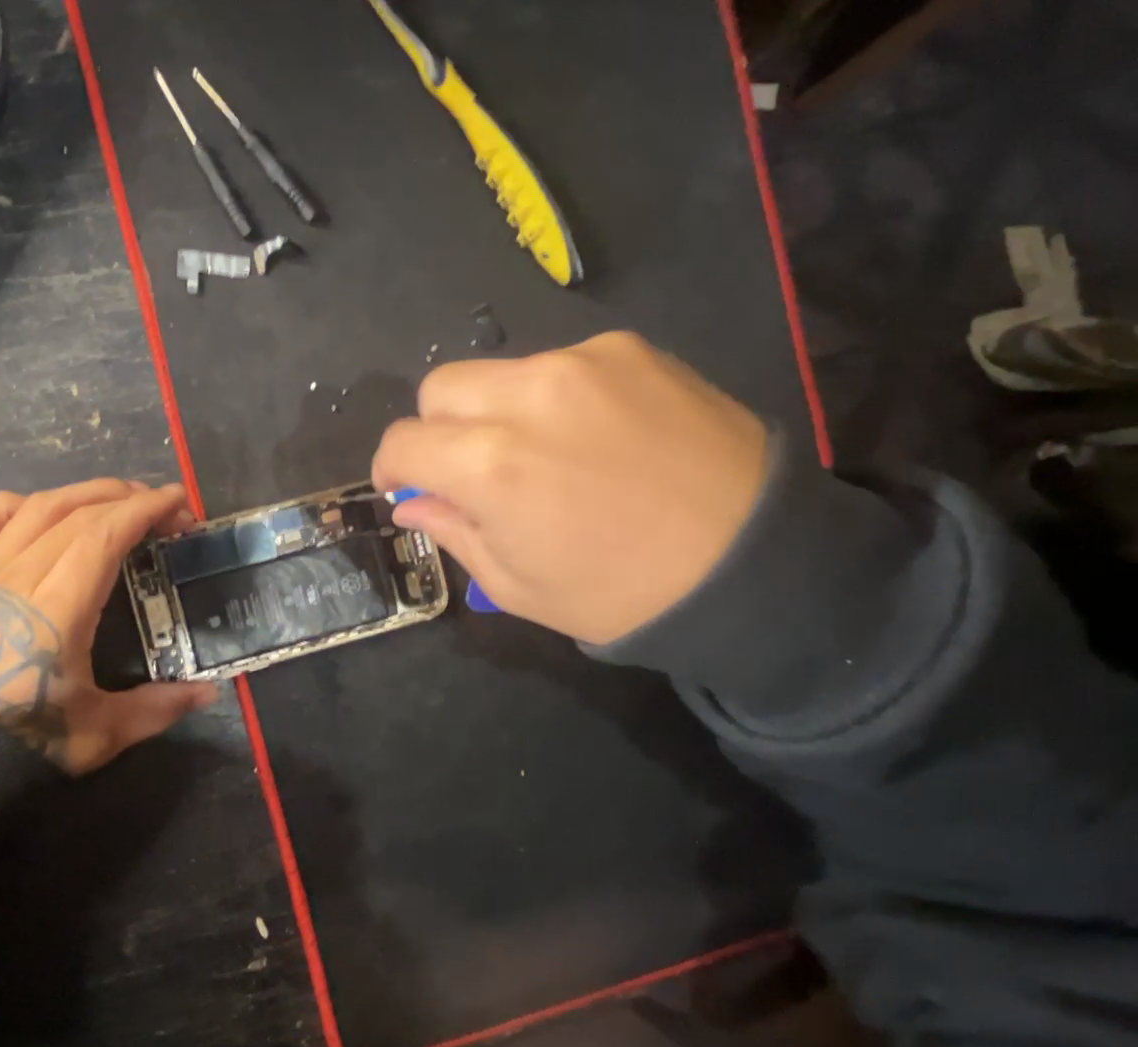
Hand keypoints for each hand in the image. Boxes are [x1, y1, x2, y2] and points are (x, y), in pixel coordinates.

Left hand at [0, 479, 217, 774]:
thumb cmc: (26, 737)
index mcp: (57, 609)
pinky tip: (39, 510)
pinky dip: (13, 505)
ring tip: (118, 499)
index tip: (179, 503)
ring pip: (38, 508)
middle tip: (165, 510)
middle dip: (127, 499)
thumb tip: (209, 692)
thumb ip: (157, 708)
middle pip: (77, 513)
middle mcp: (21, 576)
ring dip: (83, 493)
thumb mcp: (101, 732)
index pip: (103, 535)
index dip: (144, 510)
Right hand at [372, 331, 769, 644]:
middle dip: (437, 429)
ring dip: (495, 409)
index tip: (405, 487)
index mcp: (490, 464)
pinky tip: (595, 435)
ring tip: (541, 451)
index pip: (403, 442)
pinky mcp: (632, 350)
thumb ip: (452, 531)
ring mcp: (583, 364)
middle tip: (469, 468)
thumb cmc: (622, 592)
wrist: (757, 563)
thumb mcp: (517, 585)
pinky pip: (562, 365)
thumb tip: (413, 502)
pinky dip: (555, 397)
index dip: (392, 468)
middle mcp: (527, 396)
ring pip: (499, 372)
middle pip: (440, 388)